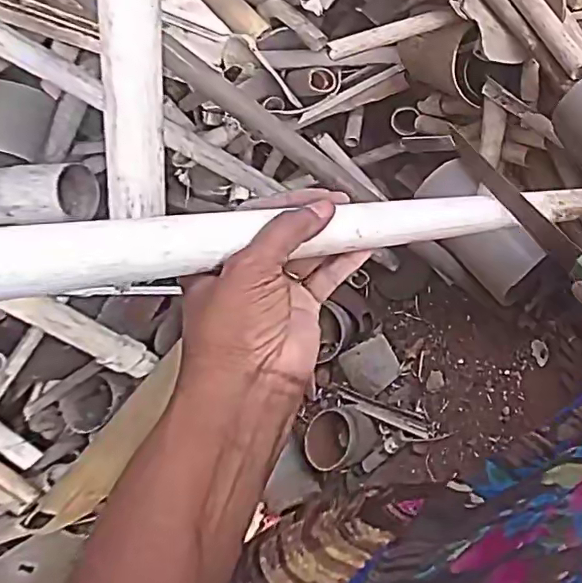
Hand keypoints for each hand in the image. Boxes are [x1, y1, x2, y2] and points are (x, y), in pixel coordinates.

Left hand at [178, 190, 373, 403]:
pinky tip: (361, 247)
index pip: (255, 219)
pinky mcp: (304, 305)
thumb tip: (311, 211)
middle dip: (315, 217)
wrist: (250, 385)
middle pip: (288, 233)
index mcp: (220, 260)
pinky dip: (348, 259)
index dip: (285, 204)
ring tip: (357, 221)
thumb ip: (282, 235)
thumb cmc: (226, 343)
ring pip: (313, 252)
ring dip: (336, 236)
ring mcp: (278, 289)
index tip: (313, 197)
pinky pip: (330, 274)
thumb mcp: (247, 271)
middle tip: (340, 206)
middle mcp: (248, 272)